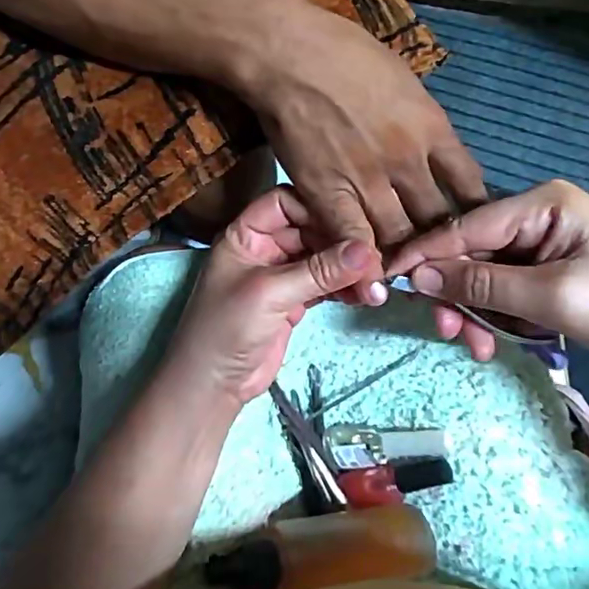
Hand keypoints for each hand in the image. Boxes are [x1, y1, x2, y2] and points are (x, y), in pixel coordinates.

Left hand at [161, 187, 381, 405]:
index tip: (354, 218)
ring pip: (322, 258)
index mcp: (245, 234)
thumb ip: (318, 271)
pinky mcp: (294, 300)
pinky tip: (365, 294)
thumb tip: (367, 250)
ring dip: (349, 269)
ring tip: (376, 282)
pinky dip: (345, 287)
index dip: (318, 206)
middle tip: (375, 259)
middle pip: (310, 230)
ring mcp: (280, 275)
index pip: (286, 203)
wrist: (212, 385)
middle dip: (342, 243)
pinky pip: (326, 284)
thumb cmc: (226, 329)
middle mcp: (264, 248)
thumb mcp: (270, 293)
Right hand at [251, 9, 486, 266]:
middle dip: (440, 246)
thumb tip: (430, 142)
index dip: (472, 215)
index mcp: (433, 127)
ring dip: (404, 258)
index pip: (469, 185)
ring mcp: (369, 180)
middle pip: (437, 219)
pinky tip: (369, 280)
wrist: (290, 54)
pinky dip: (364, 263)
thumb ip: (421, 119)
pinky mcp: (329, 193)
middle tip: (435, 264)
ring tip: (402, 273)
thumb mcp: (403, 80)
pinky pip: (354, 238)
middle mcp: (409, 161)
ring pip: (400, 236)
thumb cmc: (345, 52)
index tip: (467, 230)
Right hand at [385, 179, 588, 362]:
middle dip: (456, 294)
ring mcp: (543, 244)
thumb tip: (416, 275)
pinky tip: (498, 341)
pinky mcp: (548, 271)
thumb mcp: (550, 297)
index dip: (423, 254)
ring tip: (480, 347)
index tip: (383, 276)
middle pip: (471, 253)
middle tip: (446, 331)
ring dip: (476, 312)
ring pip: (484, 276)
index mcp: (541, 204)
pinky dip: (497, 317)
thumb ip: (481, 284)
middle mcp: (536, 216)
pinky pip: (505, 291)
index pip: (465, 226)